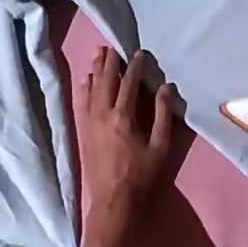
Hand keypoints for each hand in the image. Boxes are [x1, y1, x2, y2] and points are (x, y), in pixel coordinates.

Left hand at [76, 47, 178, 244]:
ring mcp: (89, 122)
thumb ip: (163, 115)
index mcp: (123, 116)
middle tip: (113, 45)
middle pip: (105, 80)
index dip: (134, 66)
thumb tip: (166, 88)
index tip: (139, 53)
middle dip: (110, 61)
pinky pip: (81, 102)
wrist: (113, 201)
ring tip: (99, 53)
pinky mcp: (83, 131)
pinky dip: (84, 87)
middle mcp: (102, 114)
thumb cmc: (141, 175)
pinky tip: (85, 79)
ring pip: (91, 88)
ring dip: (96, 69)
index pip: (128, 83)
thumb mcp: (160, 147)